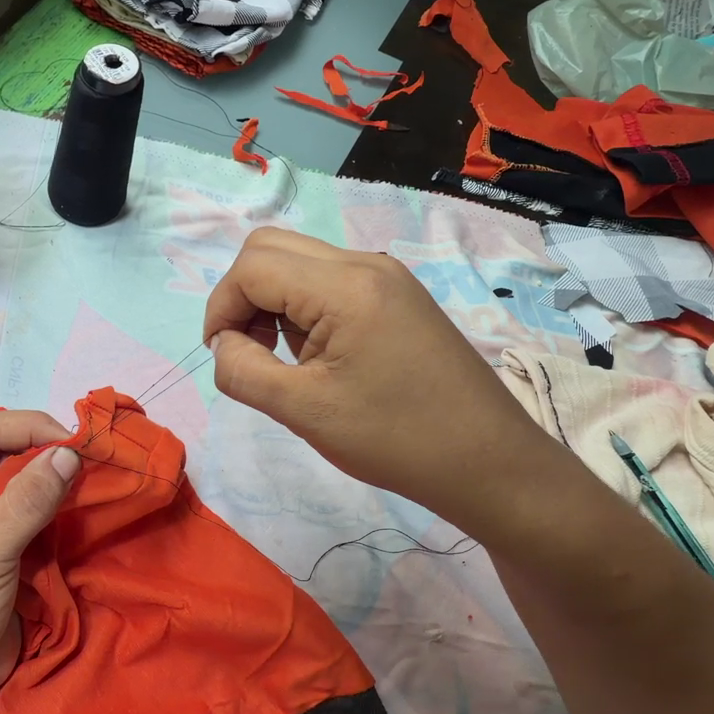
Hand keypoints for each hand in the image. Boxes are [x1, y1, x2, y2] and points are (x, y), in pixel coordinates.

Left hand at [0, 411, 81, 713]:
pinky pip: (16, 503)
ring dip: (40, 465)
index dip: (27, 426)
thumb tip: (70, 453)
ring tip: (78, 465)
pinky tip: (66, 494)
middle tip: (80, 449)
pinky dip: (42, 495)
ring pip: (5, 472)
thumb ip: (30, 497)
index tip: (73, 440)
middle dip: (34, 439)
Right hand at [202, 227, 555, 529]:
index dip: (221, 307)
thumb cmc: (397, 440)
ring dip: (270, 300)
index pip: (252, 267)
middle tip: (247, 348)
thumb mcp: (304, 412)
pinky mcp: (395, 294)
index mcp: (346, 288)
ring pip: (296, 260)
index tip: (223, 355)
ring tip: (283, 357)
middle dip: (241, 295)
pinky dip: (300, 305)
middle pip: (269, 248)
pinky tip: (316, 353)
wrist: (492, 465)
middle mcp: (365, 264)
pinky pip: (325, 278)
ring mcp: (385, 276)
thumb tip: (222, 345)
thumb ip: (242, 370)